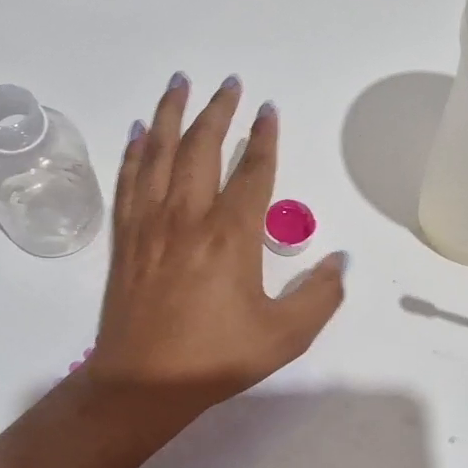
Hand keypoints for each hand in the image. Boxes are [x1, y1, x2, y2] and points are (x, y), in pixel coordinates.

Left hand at [85, 73, 345, 418]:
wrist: (142, 384)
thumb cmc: (216, 359)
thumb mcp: (284, 336)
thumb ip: (320, 296)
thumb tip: (341, 260)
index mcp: (231, 236)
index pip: (252, 172)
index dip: (264, 138)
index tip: (268, 110)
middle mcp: (188, 217)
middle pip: (202, 147)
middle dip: (217, 110)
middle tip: (228, 83)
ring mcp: (151, 224)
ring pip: (159, 153)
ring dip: (171, 114)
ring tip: (179, 82)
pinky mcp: (126, 238)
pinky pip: (130, 179)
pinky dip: (136, 150)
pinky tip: (141, 132)